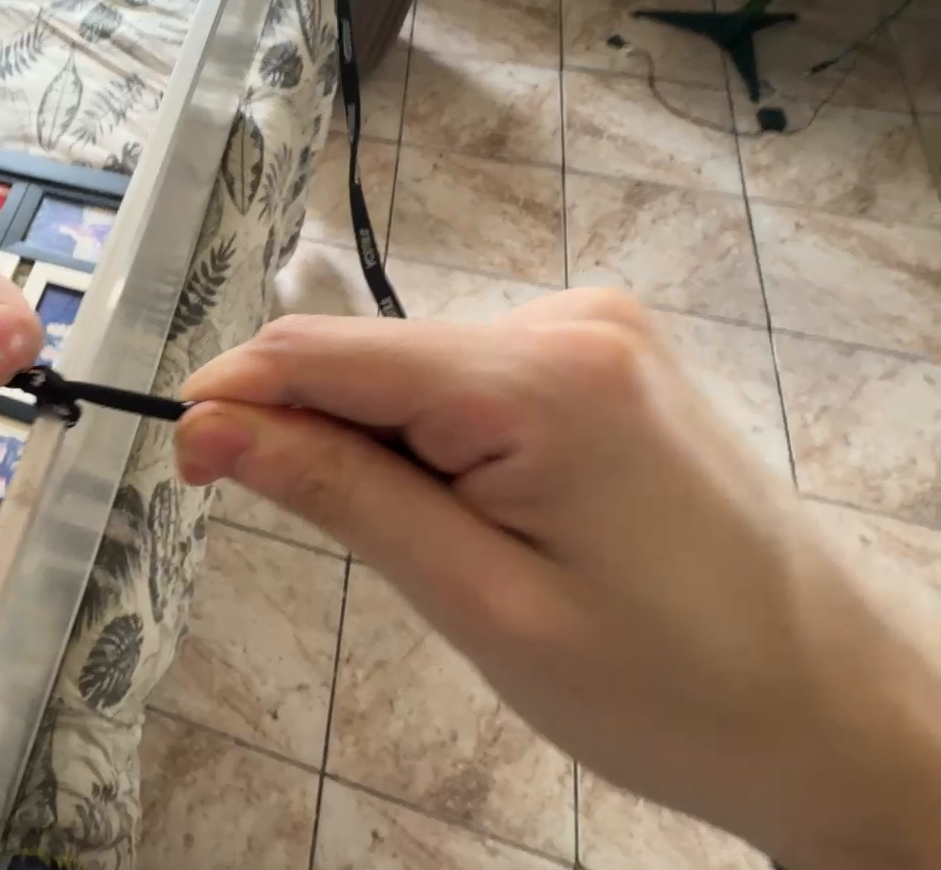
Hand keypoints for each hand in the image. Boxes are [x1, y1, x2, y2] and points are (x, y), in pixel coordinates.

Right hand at [173, 290, 940, 869]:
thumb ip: (332, 490)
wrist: (846, 716)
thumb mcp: (472, 598)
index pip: (317, 352)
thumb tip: (201, 425)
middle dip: (296, 426)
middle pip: (354, 354)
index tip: (187, 467)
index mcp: (537, 376)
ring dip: (357, 436)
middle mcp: (560, 318)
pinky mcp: (584, 351)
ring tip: (415, 530)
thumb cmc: (665, 690)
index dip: (227, 397)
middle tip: (303, 523)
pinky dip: (408, 430)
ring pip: (390, 365)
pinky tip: (455, 495)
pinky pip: (440, 373)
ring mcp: (580, 326)